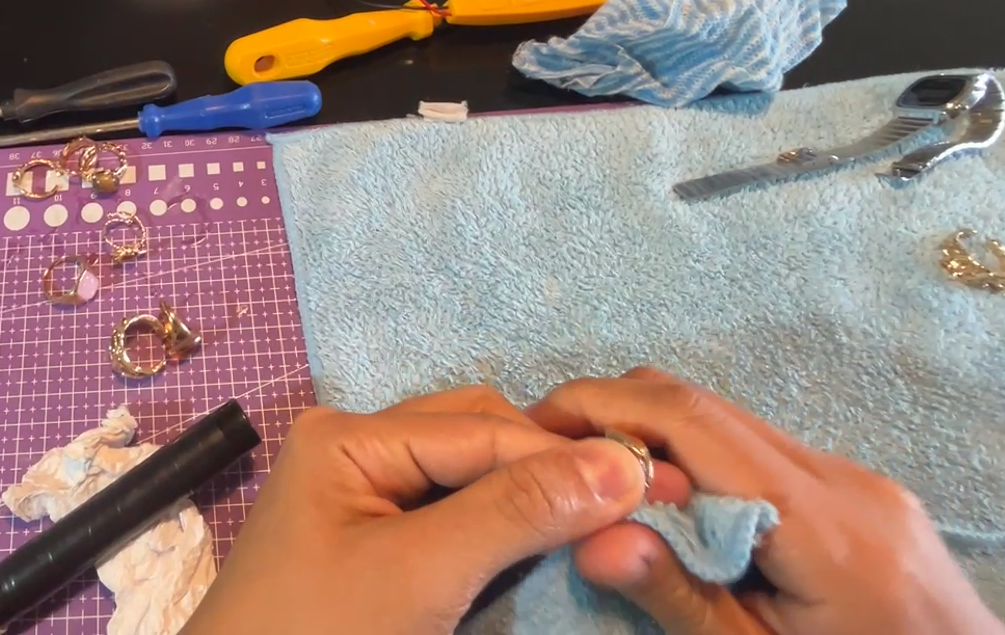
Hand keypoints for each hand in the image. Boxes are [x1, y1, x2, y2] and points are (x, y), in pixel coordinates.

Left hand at [184, 385, 647, 633]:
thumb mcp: (419, 575)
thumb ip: (513, 515)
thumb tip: (618, 465)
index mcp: (349, 434)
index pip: (475, 428)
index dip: (562, 455)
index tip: (656, 484)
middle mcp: (352, 442)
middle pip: (468, 434)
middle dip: (543, 465)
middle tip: (631, 506)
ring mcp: (358, 483)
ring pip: (461, 468)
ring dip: (524, 492)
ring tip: (600, 521)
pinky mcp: (369, 528)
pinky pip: (443, 505)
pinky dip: (494, 522)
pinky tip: (538, 541)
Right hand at [529, 367, 1004, 634]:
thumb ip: (678, 597)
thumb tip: (586, 536)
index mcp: (830, 528)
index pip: (690, 419)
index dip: (600, 404)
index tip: (534, 424)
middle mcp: (847, 480)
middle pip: (699, 402)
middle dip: (609, 408)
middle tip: (550, 445)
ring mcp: (858, 479)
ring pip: (720, 415)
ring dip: (645, 427)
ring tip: (598, 473)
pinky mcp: (858, 491)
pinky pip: (748, 444)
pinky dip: (687, 451)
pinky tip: (668, 497)